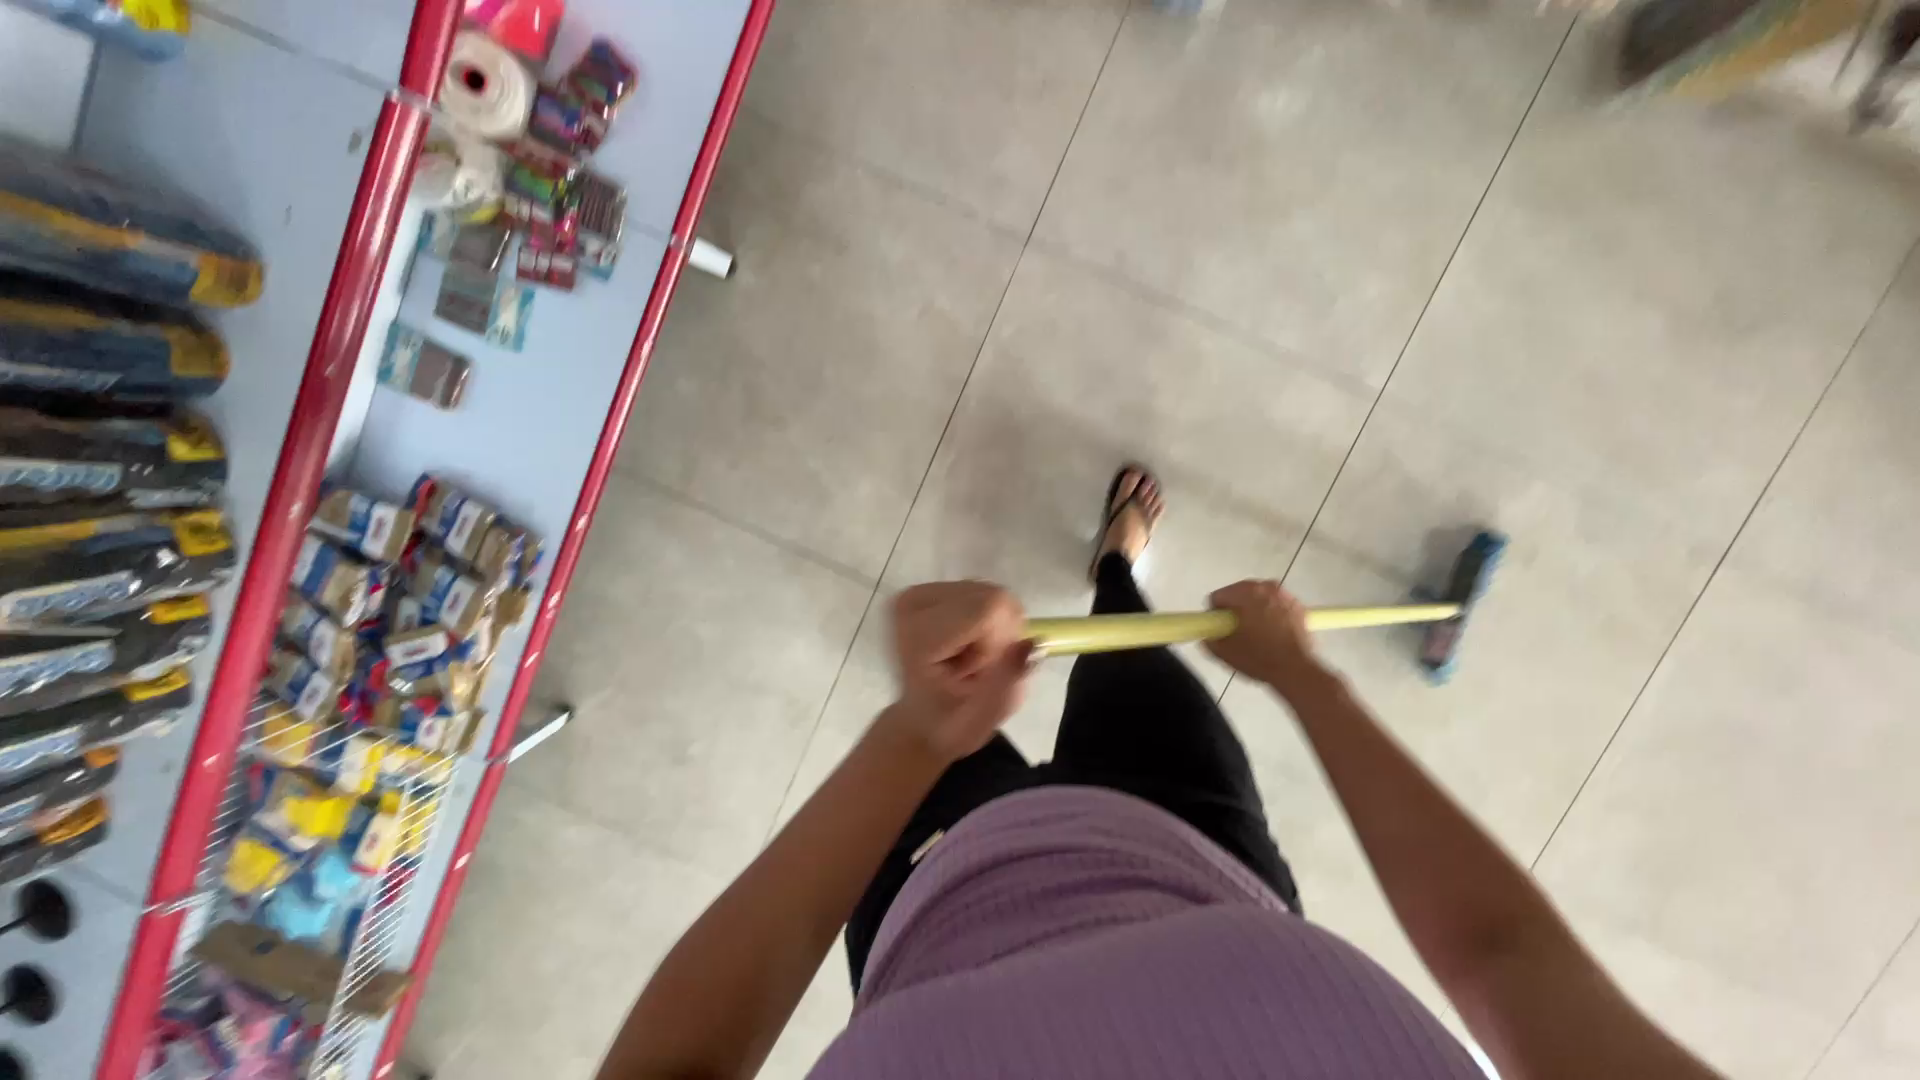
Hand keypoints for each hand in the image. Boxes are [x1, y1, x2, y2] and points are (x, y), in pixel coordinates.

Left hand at [880, 581, 1032, 763]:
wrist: (920, 722)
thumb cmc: (950, 726)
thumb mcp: (983, 718)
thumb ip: (1007, 681)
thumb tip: (1033, 642)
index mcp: (919, 635)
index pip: (987, 608)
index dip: (1000, 641)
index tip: (979, 672)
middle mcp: (914, 603)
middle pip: (993, 597)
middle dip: (998, 634)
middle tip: (977, 668)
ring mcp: (920, 592)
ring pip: (992, 594)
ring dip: (994, 629)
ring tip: (971, 660)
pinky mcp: (931, 590)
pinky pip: (985, 594)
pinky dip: (988, 622)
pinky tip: (968, 645)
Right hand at [1205, 580, 1325, 694]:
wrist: (1296, 670)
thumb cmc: (1258, 658)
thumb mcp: (1224, 653)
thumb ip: (1209, 639)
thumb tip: (1208, 635)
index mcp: (1245, 593)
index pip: (1218, 596)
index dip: (1215, 614)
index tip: (1219, 629)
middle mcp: (1265, 587)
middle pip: (1239, 593)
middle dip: (1235, 609)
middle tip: (1235, 631)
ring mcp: (1285, 595)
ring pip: (1259, 598)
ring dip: (1253, 609)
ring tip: (1255, 633)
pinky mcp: (1299, 606)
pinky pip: (1276, 605)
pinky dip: (1271, 613)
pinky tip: (1272, 633)